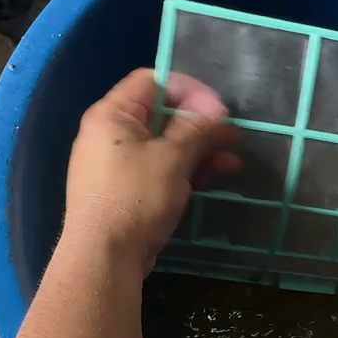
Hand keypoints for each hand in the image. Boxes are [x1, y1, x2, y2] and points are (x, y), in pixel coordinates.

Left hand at [62, 68, 236, 272]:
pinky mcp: (126, 190)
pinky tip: (213, 177)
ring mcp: (117, 164)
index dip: (188, 89)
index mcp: (113, 115)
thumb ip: (195, 128)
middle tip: (232, 134)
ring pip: (164, 145)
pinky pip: (159, 169)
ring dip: (199, 150)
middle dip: (200, 124)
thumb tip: (215, 108)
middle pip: (161, 115)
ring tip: (232, 160)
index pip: (152, 81)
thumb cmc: (136, 197)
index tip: (218, 109)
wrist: (105, 255)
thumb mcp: (173, 158)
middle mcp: (110, 134)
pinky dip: (185, 170)